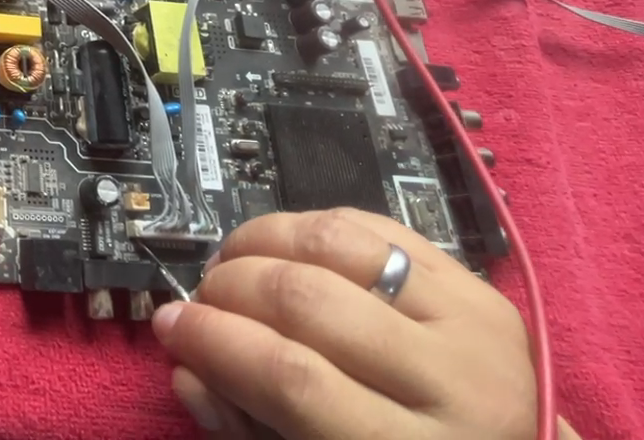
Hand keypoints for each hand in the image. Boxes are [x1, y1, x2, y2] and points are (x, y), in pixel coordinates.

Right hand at [152, 208, 544, 439]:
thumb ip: (240, 422)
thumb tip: (184, 361)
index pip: (294, 379)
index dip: (215, 343)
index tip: (168, 325)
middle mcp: (464, 386)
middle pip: (307, 300)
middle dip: (229, 289)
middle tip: (201, 299)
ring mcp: (474, 323)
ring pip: (332, 244)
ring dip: (257, 243)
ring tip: (231, 266)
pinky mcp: (472, 281)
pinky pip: (364, 224)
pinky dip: (302, 228)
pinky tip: (279, 251)